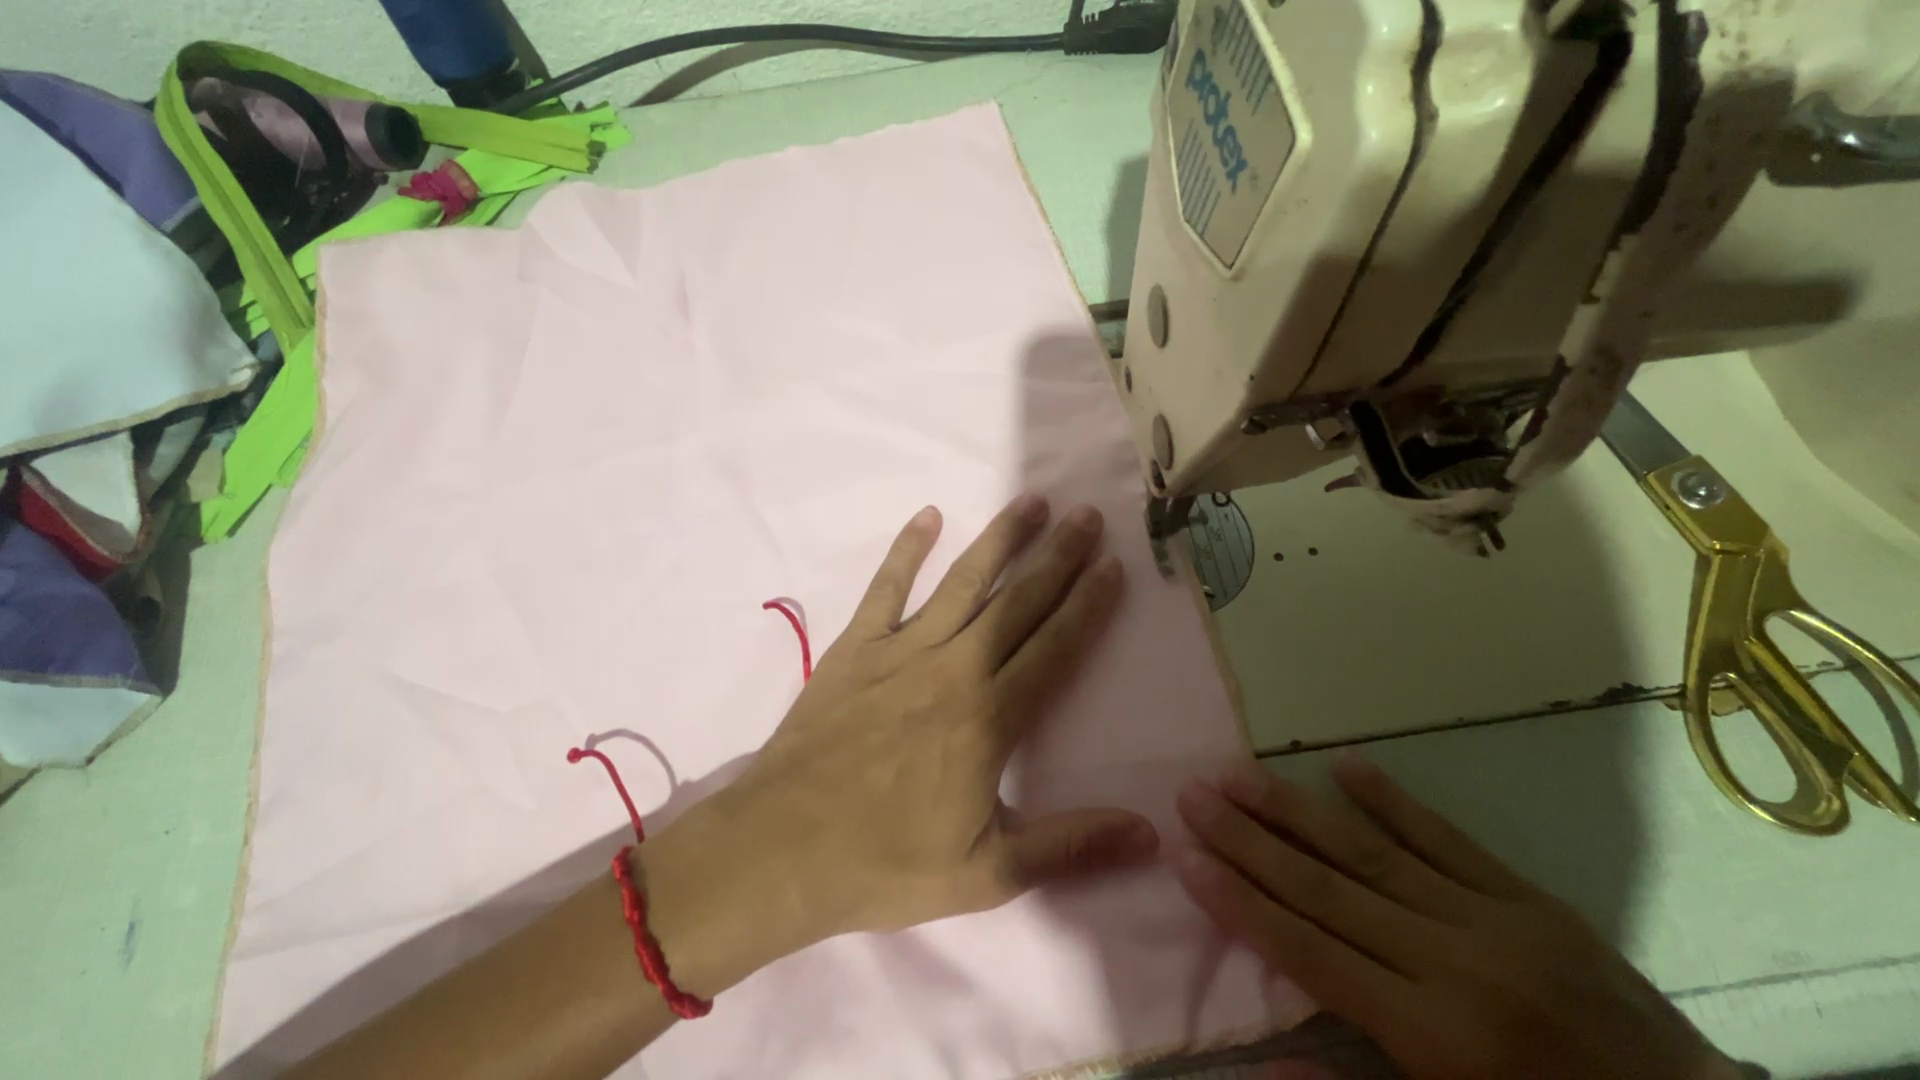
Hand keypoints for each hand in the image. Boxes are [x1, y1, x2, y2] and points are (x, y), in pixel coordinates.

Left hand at [645, 496, 1158, 992]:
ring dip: (1000, 541)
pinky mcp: (853, 650)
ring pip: (962, 584)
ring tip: (1031, 502)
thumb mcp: (990, 872)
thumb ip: (1071, 846)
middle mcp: (953, 670)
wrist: (782, 850)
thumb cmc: (888, 865)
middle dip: (1058, 558)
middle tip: (1088, 516)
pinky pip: (885, 589)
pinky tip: (928, 515)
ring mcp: (900, 653)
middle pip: (1017, 604)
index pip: (1055, 649)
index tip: (1114, 566)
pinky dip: (906, 550)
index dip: (1089, 606)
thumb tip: (1153, 833)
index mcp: (991, 719)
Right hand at [1174, 756, 1740, 1079]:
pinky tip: (1344, 762)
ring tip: (1240, 771)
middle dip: (1249, 838)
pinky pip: (1448, 839)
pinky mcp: (1529, 897)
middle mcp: (1451, 963)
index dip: (1238, 900)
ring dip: (1296, 808)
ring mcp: (1493, 920)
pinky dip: (1392, 800)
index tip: (1184, 855)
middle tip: (1193, 792)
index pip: (1307, 949)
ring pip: (1371, 852)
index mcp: (1430, 1033)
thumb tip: (1258, 1061)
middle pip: (1325, 889)